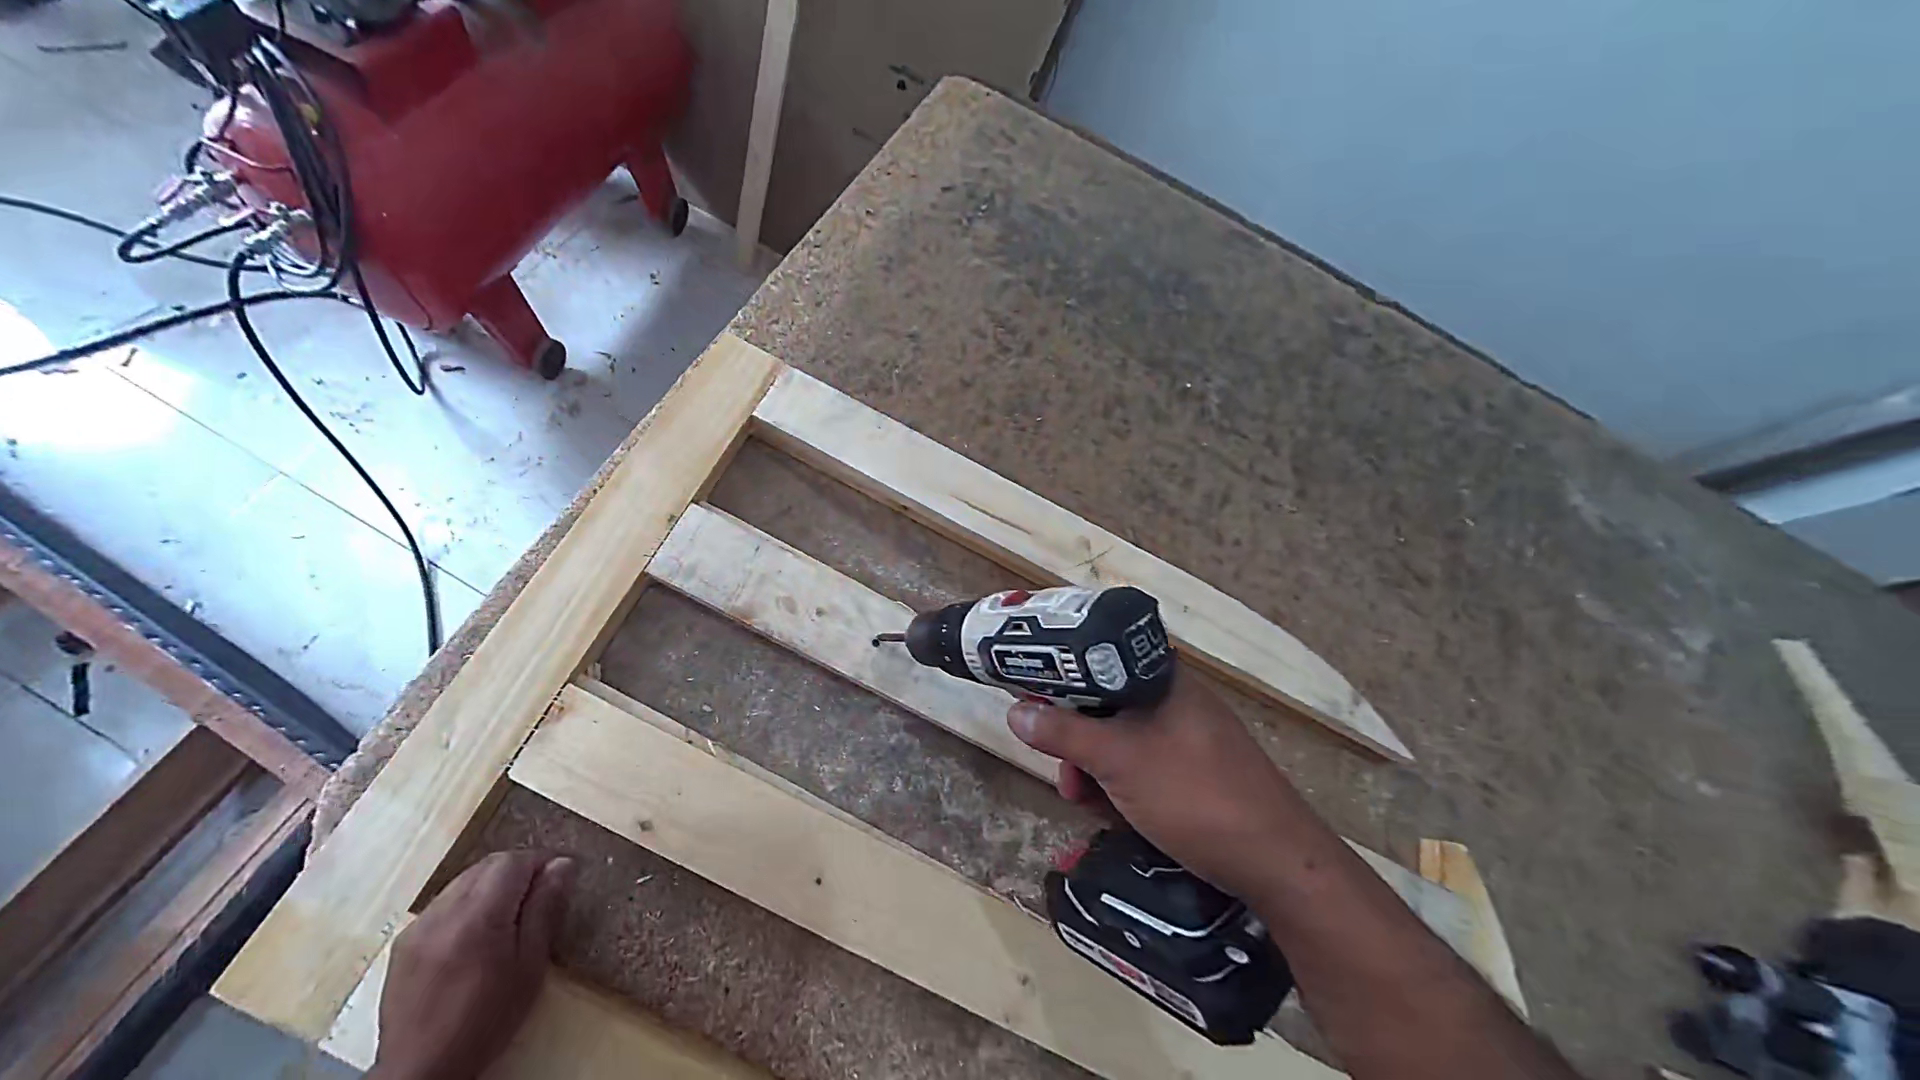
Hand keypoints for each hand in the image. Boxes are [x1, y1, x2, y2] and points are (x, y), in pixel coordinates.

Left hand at [369, 850, 574, 1079]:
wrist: (421, 1071)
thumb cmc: (487, 1019)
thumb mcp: (530, 965)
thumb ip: (545, 908)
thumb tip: (562, 864)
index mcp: (478, 917)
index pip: (513, 861)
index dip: (541, 862)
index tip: (559, 877)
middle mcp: (443, 912)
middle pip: (488, 865)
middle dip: (517, 870)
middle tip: (539, 896)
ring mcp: (418, 926)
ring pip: (464, 880)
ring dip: (491, 885)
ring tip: (508, 916)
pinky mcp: (404, 942)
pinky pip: (443, 903)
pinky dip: (467, 903)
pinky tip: (476, 933)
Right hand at [1007, 671, 1306, 898]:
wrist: (1278, 863)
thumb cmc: (1194, 793)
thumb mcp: (1118, 759)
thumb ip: (1063, 732)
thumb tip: (1015, 710)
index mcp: (1163, 678)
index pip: (1100, 660)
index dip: (1063, 680)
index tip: (1035, 705)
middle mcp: (1176, 700)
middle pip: (1106, 706)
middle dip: (1076, 742)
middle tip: (1066, 775)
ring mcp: (1188, 737)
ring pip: (1122, 741)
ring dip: (1095, 770)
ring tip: (1086, 803)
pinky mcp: (1196, 773)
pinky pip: (1143, 767)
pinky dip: (1122, 787)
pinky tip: (1113, 815)